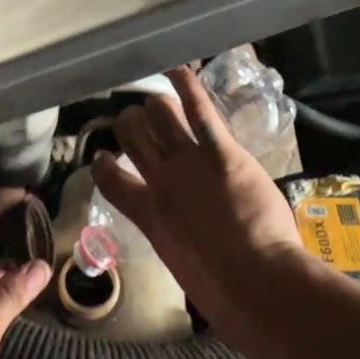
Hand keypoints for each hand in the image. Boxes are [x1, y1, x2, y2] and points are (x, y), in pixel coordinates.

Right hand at [92, 66, 306, 339]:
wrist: (255, 282)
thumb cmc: (222, 290)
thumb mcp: (181, 263)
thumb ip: (172, 236)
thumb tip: (177, 234)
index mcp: (147, 213)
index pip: (109, 178)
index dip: (104, 163)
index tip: (106, 157)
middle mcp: (161, 179)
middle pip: (132, 133)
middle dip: (131, 122)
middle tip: (139, 122)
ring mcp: (189, 161)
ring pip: (161, 114)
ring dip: (158, 105)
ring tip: (161, 103)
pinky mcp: (221, 151)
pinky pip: (199, 110)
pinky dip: (187, 85)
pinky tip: (179, 69)